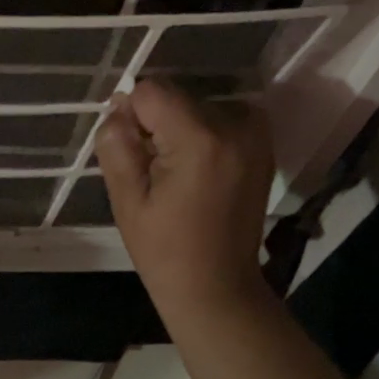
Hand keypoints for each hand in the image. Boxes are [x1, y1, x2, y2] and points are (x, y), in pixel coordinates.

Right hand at [94, 80, 273, 309]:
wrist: (217, 286)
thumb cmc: (164, 249)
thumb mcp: (126, 199)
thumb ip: (116, 144)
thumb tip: (119, 108)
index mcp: (198, 140)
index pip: (151, 91)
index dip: (131, 116)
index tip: (131, 151)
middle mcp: (234, 127)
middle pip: (176, 96)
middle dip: (156, 121)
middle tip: (152, 168)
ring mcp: (255, 136)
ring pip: (198, 104)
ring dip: (180, 125)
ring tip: (175, 170)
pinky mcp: (263, 147)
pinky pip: (223, 117)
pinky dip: (204, 130)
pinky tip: (197, 166)